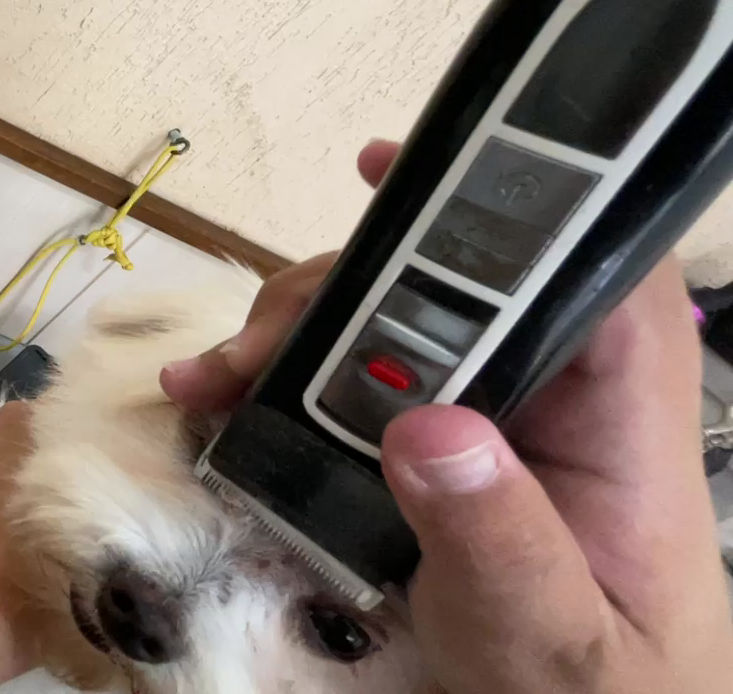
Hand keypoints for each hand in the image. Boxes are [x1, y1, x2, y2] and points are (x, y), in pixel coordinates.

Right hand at [162, 140, 732, 693]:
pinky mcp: (394, 436)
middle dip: (325, 301)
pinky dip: (253, 371)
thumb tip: (432, 428)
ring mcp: (454, 416)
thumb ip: (504, 548)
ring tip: (206, 383)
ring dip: (271, 337)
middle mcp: (528, 405)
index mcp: (611, 442)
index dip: (512, 214)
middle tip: (247, 348)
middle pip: (429, 296)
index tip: (396, 173)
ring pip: (359, 325)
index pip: (591, 295)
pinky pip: (318, 374)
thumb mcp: (547, 645)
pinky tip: (206, 392)